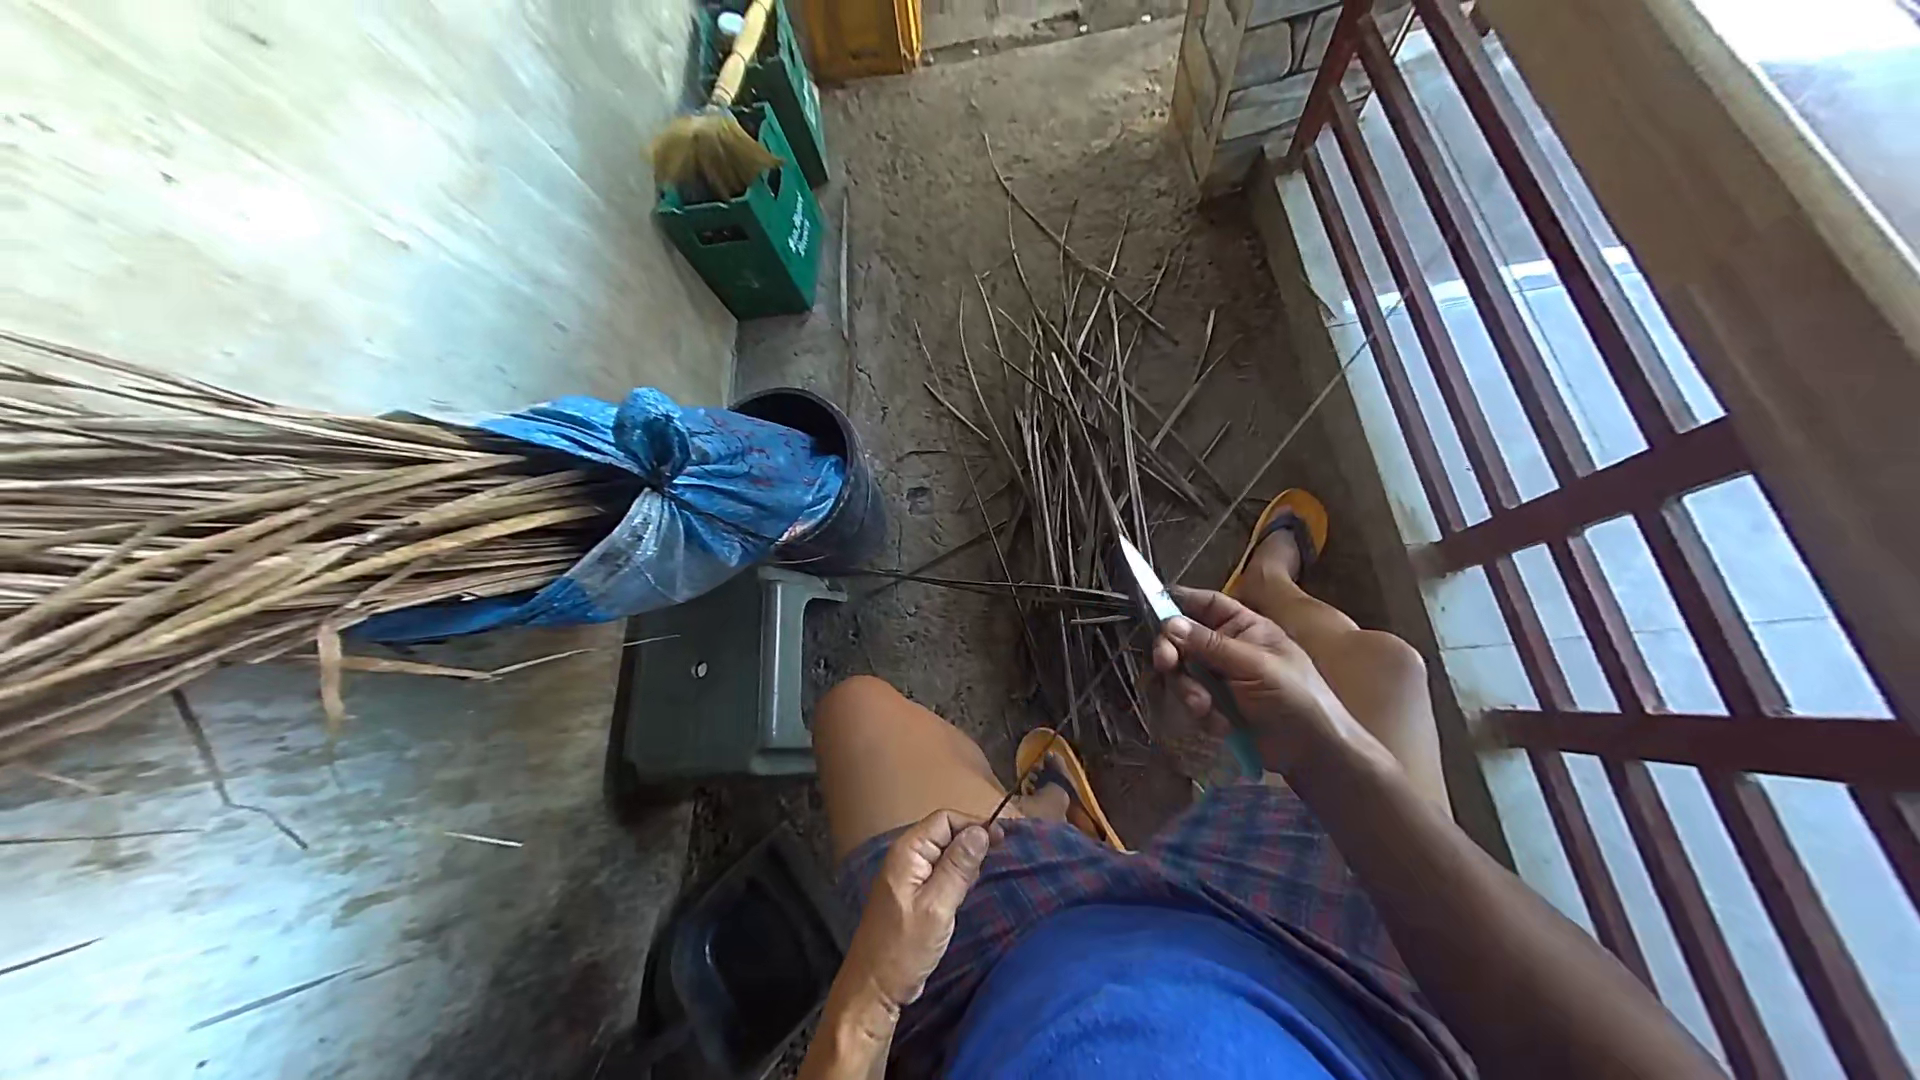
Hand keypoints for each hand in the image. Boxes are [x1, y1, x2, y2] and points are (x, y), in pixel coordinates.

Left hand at [840, 809, 998, 1015]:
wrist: (873, 990)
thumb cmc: (904, 948)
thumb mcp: (938, 906)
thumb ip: (959, 866)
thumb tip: (981, 831)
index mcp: (907, 851)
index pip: (945, 819)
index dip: (973, 824)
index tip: (1001, 838)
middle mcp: (905, 856)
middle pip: (945, 832)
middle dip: (970, 843)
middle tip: (990, 865)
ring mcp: (907, 874)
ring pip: (944, 853)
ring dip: (964, 862)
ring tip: (974, 884)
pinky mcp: (912, 892)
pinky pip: (938, 872)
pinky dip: (955, 877)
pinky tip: (963, 893)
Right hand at [1150, 586, 1378, 773]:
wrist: (1313, 754)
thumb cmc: (1296, 699)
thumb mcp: (1255, 665)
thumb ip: (1210, 644)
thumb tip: (1169, 623)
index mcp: (1243, 626)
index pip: (1204, 603)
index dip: (1177, 603)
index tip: (1151, 609)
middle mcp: (1225, 647)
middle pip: (1181, 638)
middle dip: (1172, 654)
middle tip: (1167, 665)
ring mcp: (1217, 677)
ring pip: (1180, 672)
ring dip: (1187, 690)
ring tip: (1205, 708)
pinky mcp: (1212, 705)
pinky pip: (1187, 700)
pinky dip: (1199, 713)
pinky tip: (1219, 725)